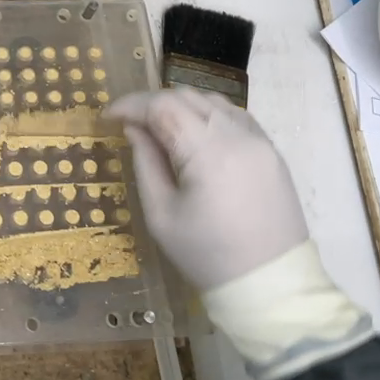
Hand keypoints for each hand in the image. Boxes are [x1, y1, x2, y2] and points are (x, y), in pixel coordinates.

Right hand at [106, 88, 308, 292]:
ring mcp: (259, 140)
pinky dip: (206, 114)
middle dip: (152, 104)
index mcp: (208, 152)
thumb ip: (145, 163)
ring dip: (180, 106)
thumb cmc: (207, 254)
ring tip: (158, 127)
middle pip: (187, 97)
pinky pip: (234, 115)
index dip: (131, 105)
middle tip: (128, 123)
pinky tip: (192, 133)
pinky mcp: (271, 150)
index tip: (108, 118)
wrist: (270, 282)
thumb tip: (134, 129)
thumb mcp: (162, 214)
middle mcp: (238, 135)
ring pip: (212, 101)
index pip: (163, 106)